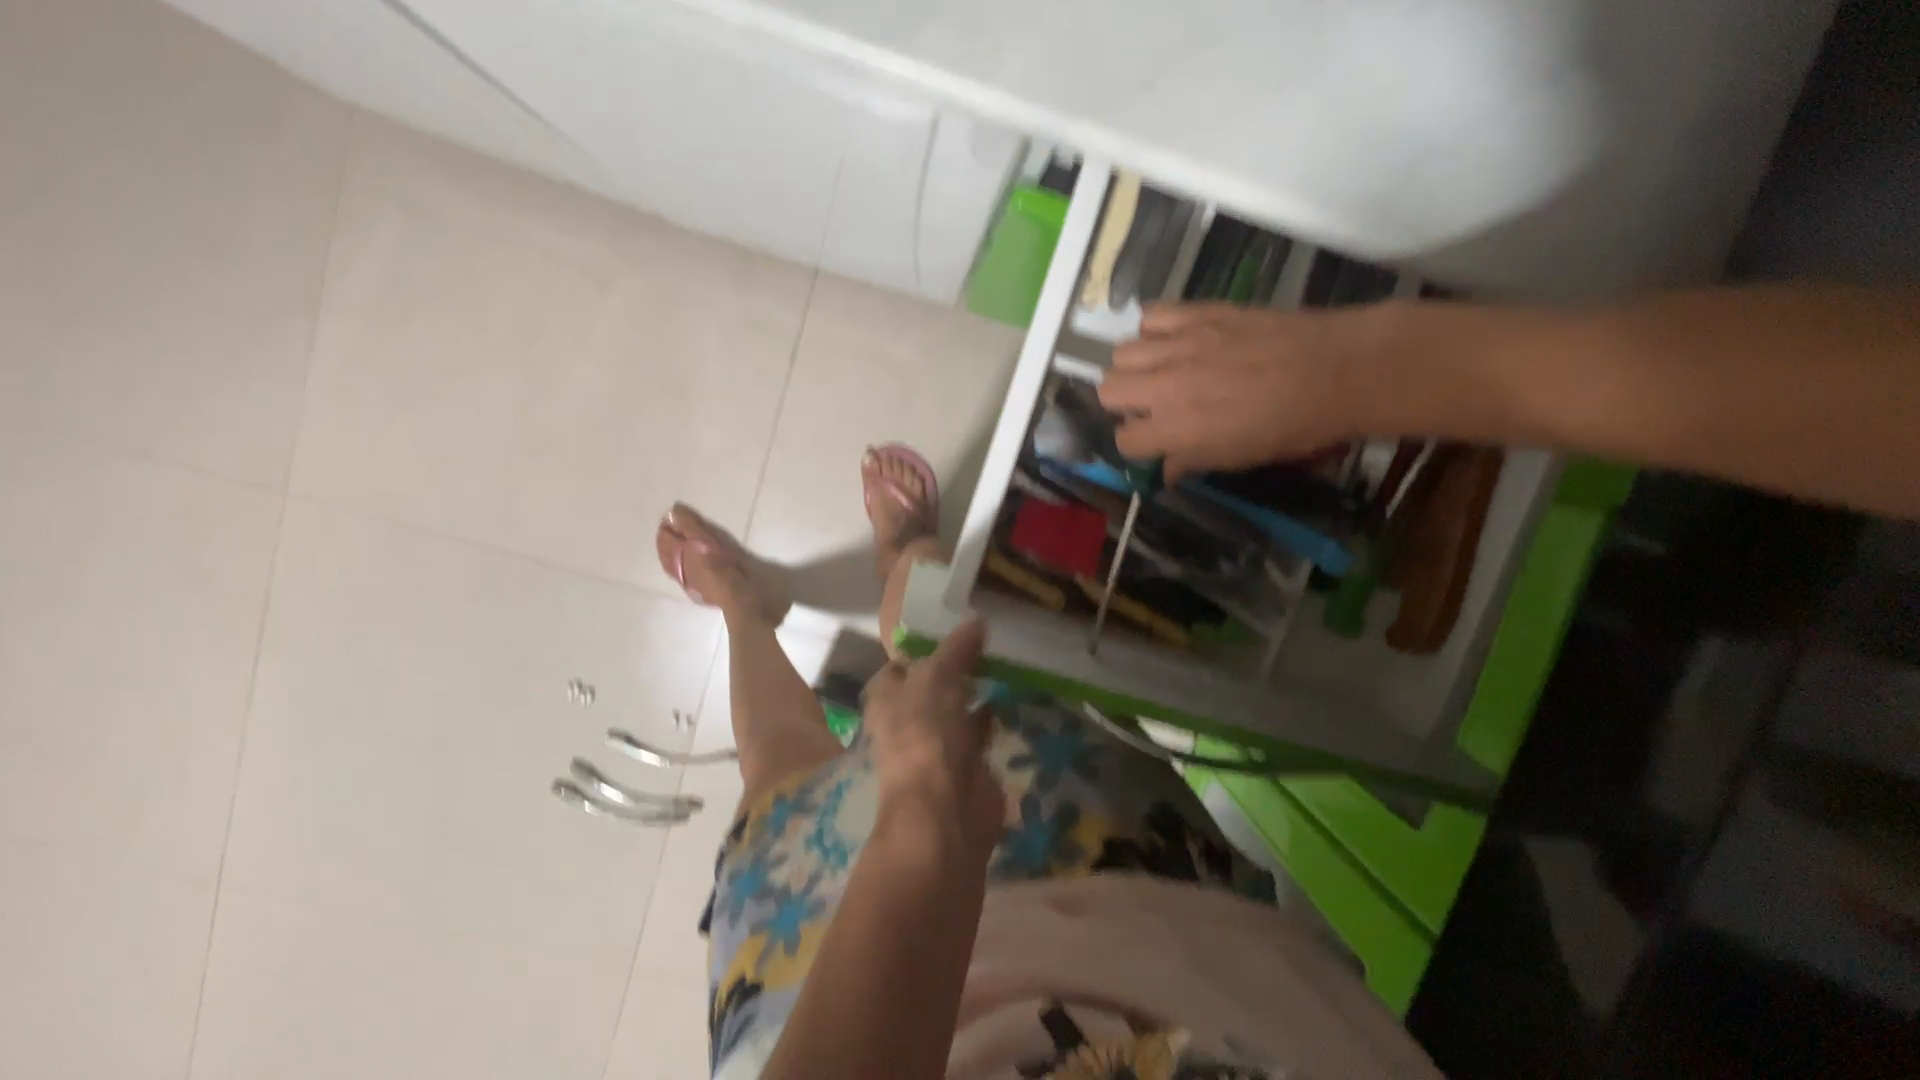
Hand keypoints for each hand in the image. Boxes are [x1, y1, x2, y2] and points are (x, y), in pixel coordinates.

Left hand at [860, 618, 1003, 850]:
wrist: (945, 811)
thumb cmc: (926, 736)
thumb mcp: (938, 677)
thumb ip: (957, 649)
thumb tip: (977, 621)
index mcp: (887, 696)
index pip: (902, 662)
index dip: (926, 645)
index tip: (958, 625)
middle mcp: (907, 718)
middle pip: (932, 683)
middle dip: (957, 665)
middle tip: (991, 639)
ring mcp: (936, 743)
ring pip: (957, 706)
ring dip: (977, 689)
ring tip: (1007, 660)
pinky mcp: (966, 763)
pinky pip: (979, 730)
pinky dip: (994, 715)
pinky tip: (1014, 695)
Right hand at [1099, 302, 1388, 478]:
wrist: (1335, 370)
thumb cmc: (1292, 425)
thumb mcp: (1240, 457)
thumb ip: (1193, 461)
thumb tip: (1166, 470)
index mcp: (1176, 428)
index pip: (1123, 439)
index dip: (1137, 444)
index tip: (1154, 442)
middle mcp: (1166, 385)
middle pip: (1108, 390)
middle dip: (1124, 403)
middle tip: (1151, 405)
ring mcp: (1179, 344)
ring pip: (1122, 352)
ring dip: (1135, 366)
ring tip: (1161, 370)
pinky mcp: (1198, 313)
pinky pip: (1152, 315)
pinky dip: (1154, 329)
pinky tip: (1173, 339)